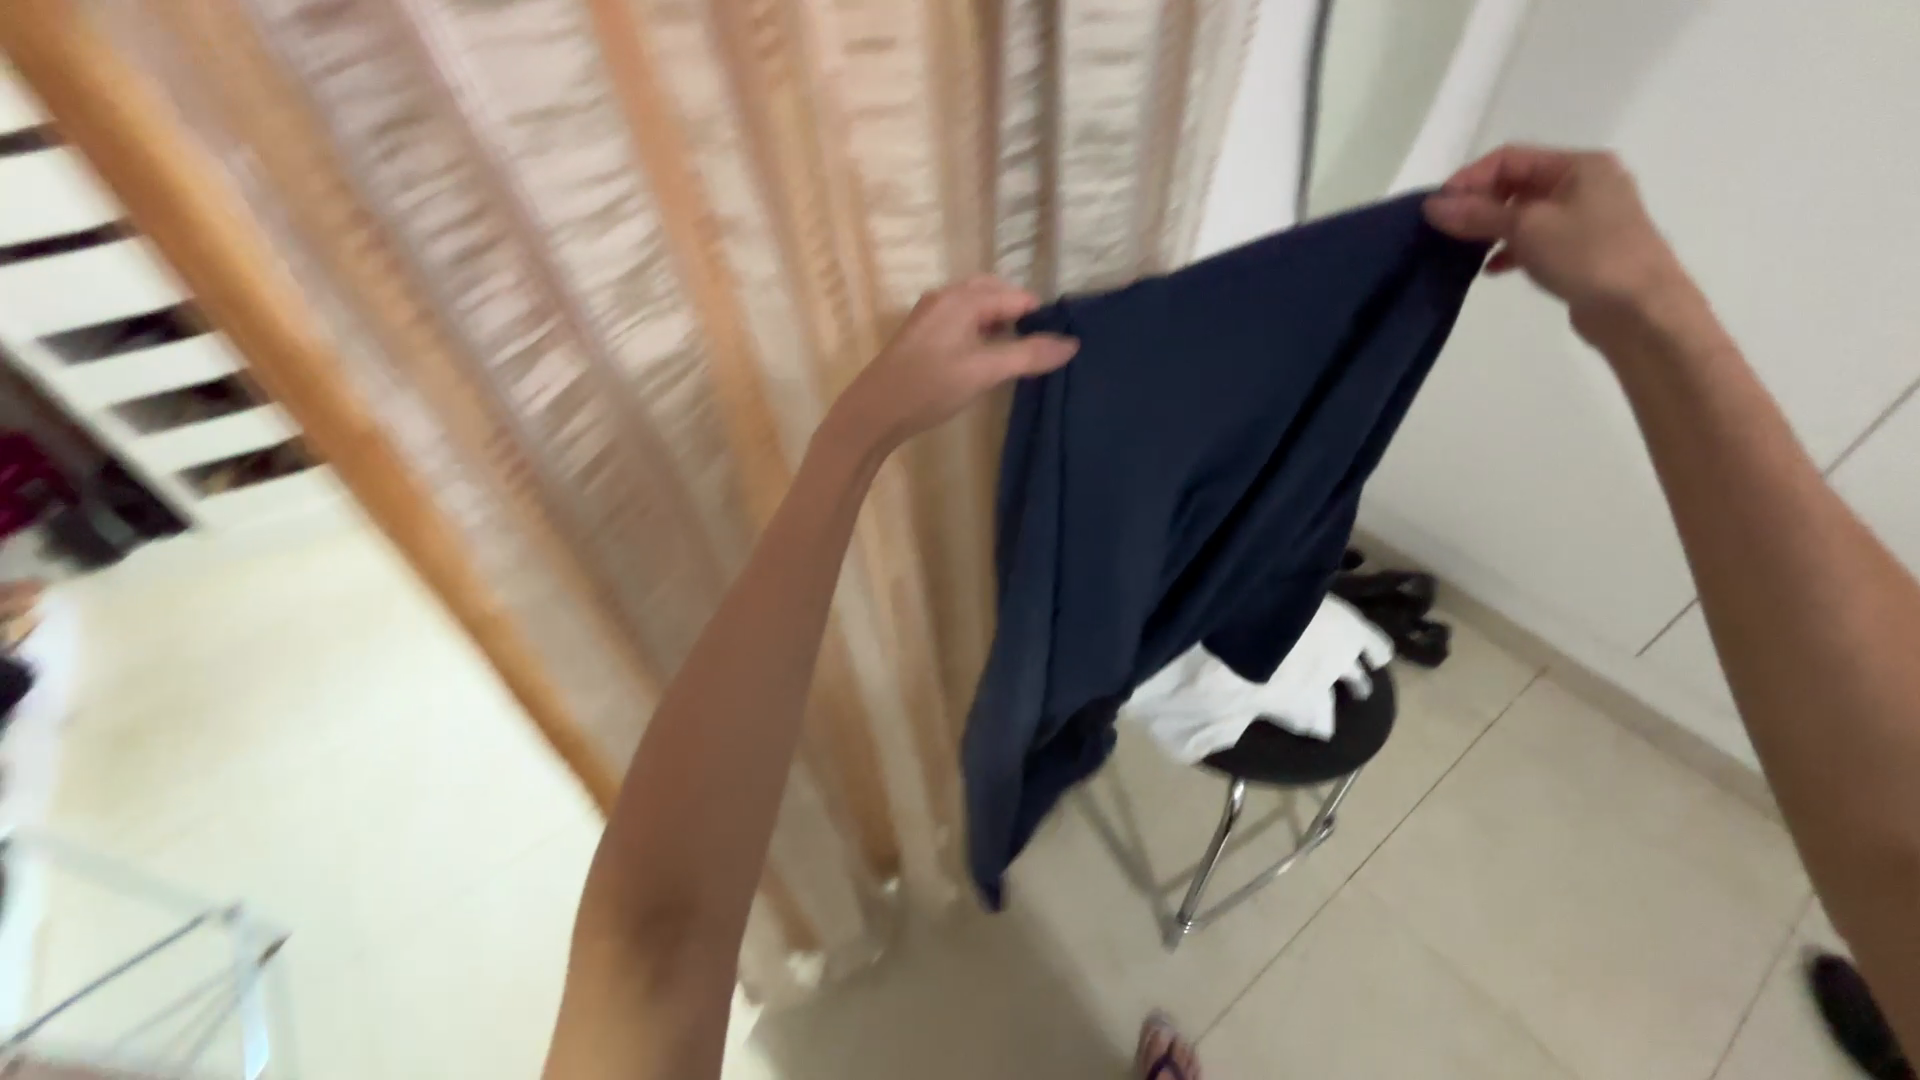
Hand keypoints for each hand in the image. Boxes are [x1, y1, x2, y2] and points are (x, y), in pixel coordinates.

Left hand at [829, 276, 1078, 455]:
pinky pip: (961, 322)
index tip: (1056, 346)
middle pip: (995, 295)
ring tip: (1015, 357)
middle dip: (1019, 317)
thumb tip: (1072, 344)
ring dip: (1000, 326)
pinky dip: (980, 334)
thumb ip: (1029, 356)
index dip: (1039, 319)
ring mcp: (930, 315)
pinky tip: (985, 360)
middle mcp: (945, 297)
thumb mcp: (985, 371)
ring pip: (977, 309)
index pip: (1016, 297)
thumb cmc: (930, 387)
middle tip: (1037, 350)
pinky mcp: (922, 335)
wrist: (874, 412)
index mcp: (963, 298)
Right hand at [1423, 145, 1697, 342]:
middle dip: (1477, 204)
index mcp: (1578, 165)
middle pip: (1515, 183)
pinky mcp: (1579, 247)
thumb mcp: (1527, 228)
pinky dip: (1509, 249)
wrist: (1638, 306)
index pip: (1510, 158)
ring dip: (1490, 229)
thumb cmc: (1587, 255)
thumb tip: (1433, 206)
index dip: (1469, 179)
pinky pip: (1533, 239)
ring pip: (1522, 213)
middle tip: (1445, 231)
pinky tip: (1492, 269)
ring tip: (1463, 251)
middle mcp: (1583, 183)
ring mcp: (1584, 216)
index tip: (1437, 208)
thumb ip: (1478, 215)